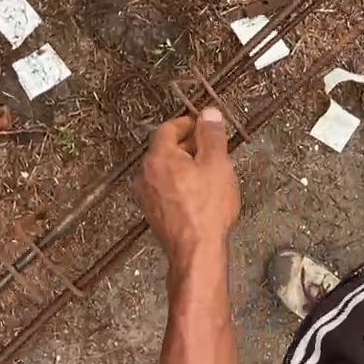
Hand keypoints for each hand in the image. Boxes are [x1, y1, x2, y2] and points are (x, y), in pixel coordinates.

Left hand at [138, 109, 239, 261]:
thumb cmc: (208, 206)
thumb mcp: (217, 163)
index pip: (168, 128)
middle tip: (211, 148)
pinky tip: (199, 194)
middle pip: (165, 150)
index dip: (187, 123)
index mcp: (159, 157)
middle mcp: (146, 174)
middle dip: (188, 145)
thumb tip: (209, 113)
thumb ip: (212, 135)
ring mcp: (147, 196)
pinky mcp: (154, 214)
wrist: (196, 249)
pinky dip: (180, 184)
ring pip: (165, 171)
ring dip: (184, 166)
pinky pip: (166, 189)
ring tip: (208, 172)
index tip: (204, 125)